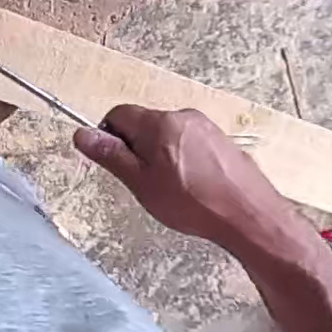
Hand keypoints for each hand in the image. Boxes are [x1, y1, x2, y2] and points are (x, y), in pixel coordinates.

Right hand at [73, 105, 302, 254]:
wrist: (250, 217)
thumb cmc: (192, 202)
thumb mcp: (139, 181)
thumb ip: (109, 154)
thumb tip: (81, 134)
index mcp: (159, 123)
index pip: (118, 114)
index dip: (109, 137)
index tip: (117, 162)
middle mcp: (183, 117)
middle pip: (143, 124)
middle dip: (136, 148)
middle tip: (143, 180)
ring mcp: (207, 128)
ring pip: (166, 134)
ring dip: (159, 155)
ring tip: (169, 187)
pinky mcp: (223, 142)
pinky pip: (189, 142)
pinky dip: (182, 159)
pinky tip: (190, 186)